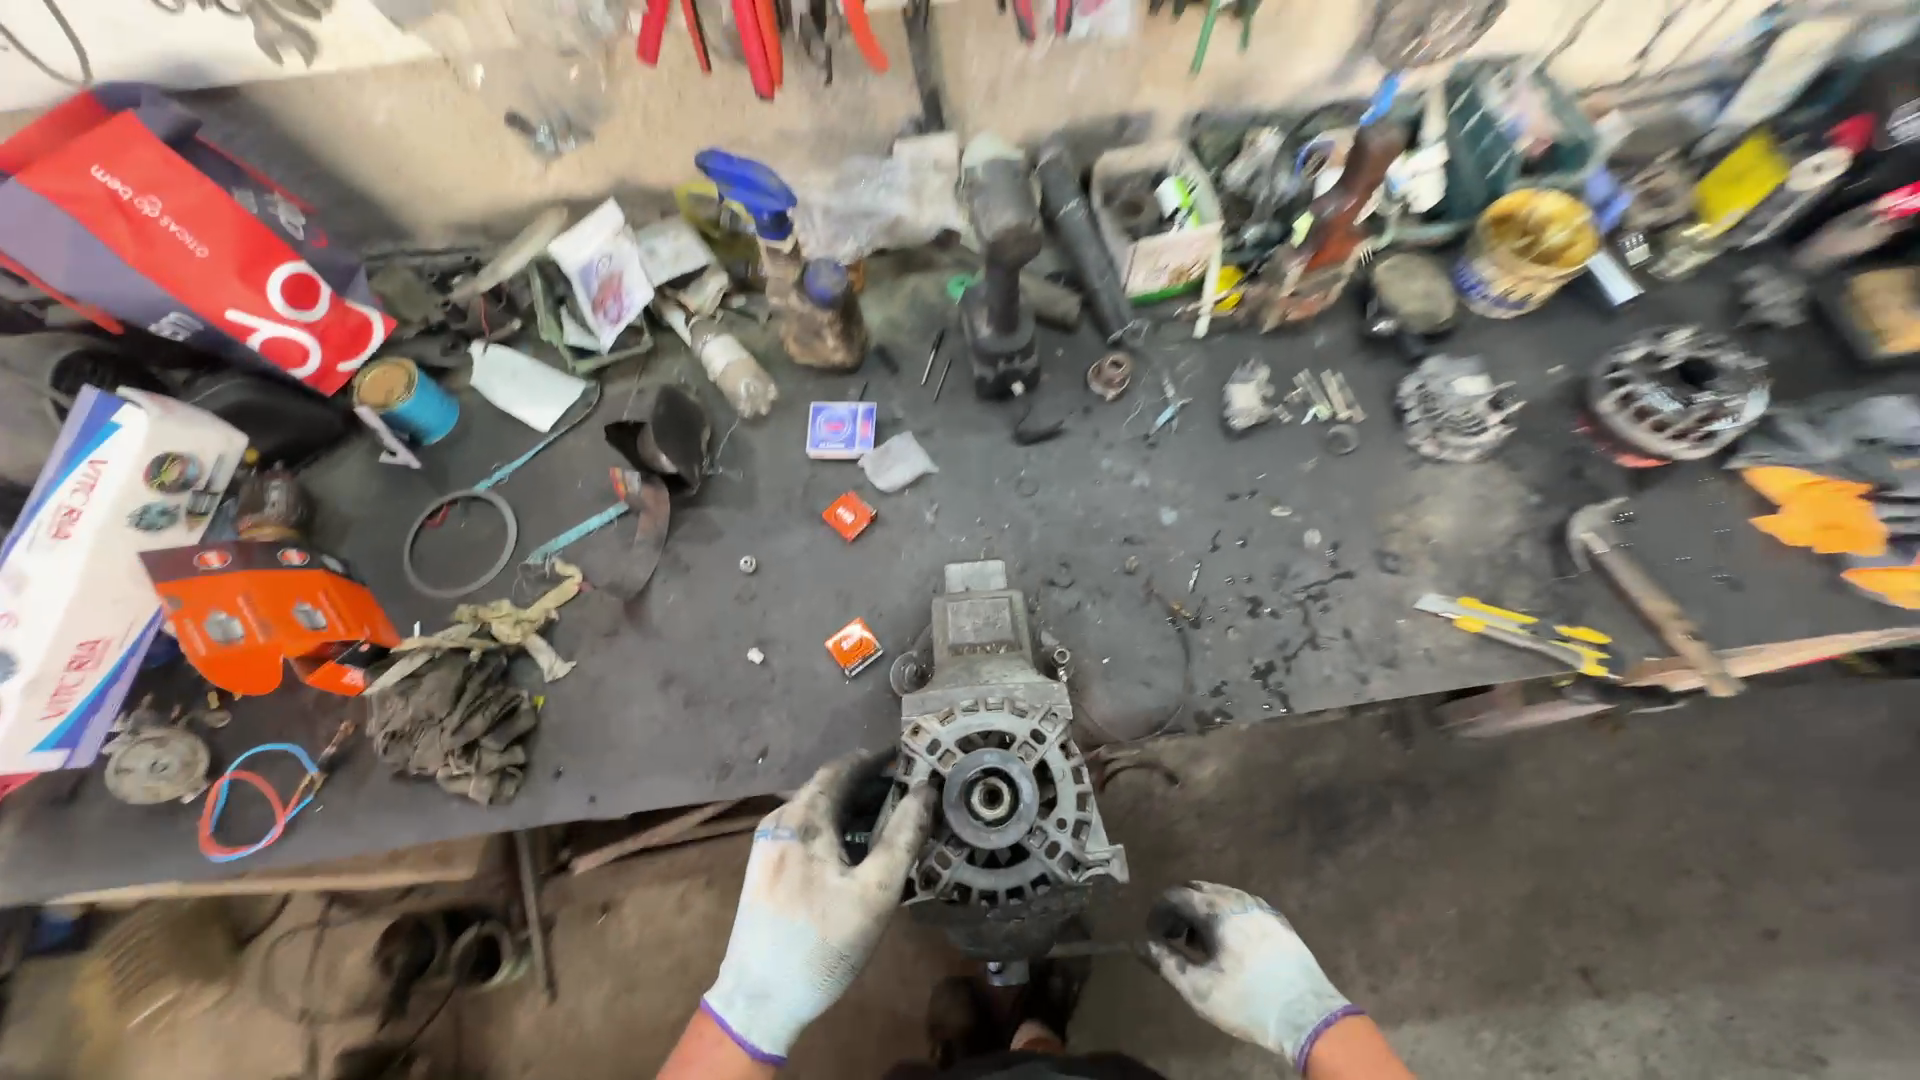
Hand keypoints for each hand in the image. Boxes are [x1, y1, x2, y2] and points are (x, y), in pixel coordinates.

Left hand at [701, 753, 934, 1064]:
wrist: (757, 1001)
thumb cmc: (821, 945)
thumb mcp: (875, 892)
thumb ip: (903, 836)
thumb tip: (926, 791)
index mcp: (803, 818)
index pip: (842, 768)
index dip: (877, 759)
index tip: (910, 757)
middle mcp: (780, 821)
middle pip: (830, 788)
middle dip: (871, 785)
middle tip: (911, 792)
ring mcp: (768, 845)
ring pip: (819, 811)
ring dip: (855, 808)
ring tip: (893, 820)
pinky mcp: (766, 868)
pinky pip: (808, 832)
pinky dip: (837, 828)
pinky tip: (859, 850)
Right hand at [1145, 882, 1360, 1071]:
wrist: (1309, 1017)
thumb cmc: (1247, 1003)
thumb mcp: (1198, 989)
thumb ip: (1164, 962)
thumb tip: (1139, 944)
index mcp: (1217, 909)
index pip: (1175, 895)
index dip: (1158, 912)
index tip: (1153, 936)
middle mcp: (1238, 899)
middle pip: (1198, 889)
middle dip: (1179, 909)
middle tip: (1172, 938)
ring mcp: (1262, 908)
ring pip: (1221, 896)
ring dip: (1202, 912)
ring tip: (1199, 945)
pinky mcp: (1278, 921)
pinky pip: (1241, 906)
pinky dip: (1225, 916)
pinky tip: (1228, 946)